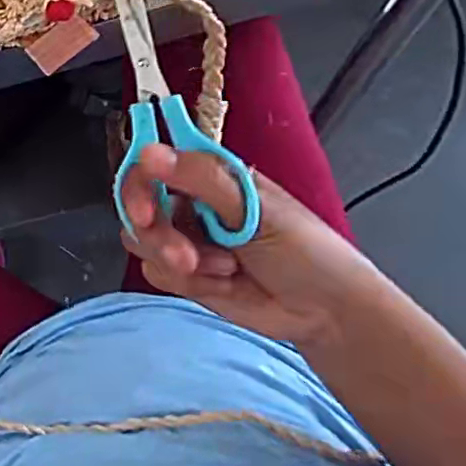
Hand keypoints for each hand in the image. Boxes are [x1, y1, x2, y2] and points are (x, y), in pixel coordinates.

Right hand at [120, 144, 385, 347]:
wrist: (328, 313)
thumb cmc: (306, 250)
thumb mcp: (256, 209)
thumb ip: (200, 178)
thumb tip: (151, 152)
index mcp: (206, 173)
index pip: (151, 164)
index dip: (138, 185)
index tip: (144, 212)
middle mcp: (189, 201)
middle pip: (137, 207)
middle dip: (159, 236)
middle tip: (186, 258)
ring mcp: (184, 237)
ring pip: (143, 242)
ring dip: (179, 263)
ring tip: (225, 270)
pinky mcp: (184, 273)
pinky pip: (156, 274)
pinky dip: (190, 284)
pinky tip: (225, 282)